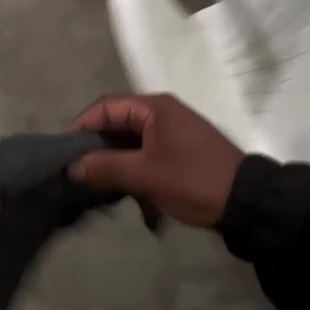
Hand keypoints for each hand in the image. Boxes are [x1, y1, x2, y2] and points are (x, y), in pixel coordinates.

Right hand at [67, 93, 244, 228]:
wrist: (245, 202)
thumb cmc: (192, 180)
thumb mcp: (145, 175)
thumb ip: (106, 168)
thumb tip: (71, 167)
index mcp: (152, 106)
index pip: (104, 107)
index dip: (81, 128)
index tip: (64, 154)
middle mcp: (160, 111)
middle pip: (116, 122)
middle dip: (96, 147)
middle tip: (78, 173)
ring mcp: (171, 131)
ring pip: (129, 141)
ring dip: (114, 162)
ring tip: (97, 186)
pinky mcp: (178, 151)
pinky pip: (145, 153)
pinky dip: (132, 169)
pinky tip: (125, 192)